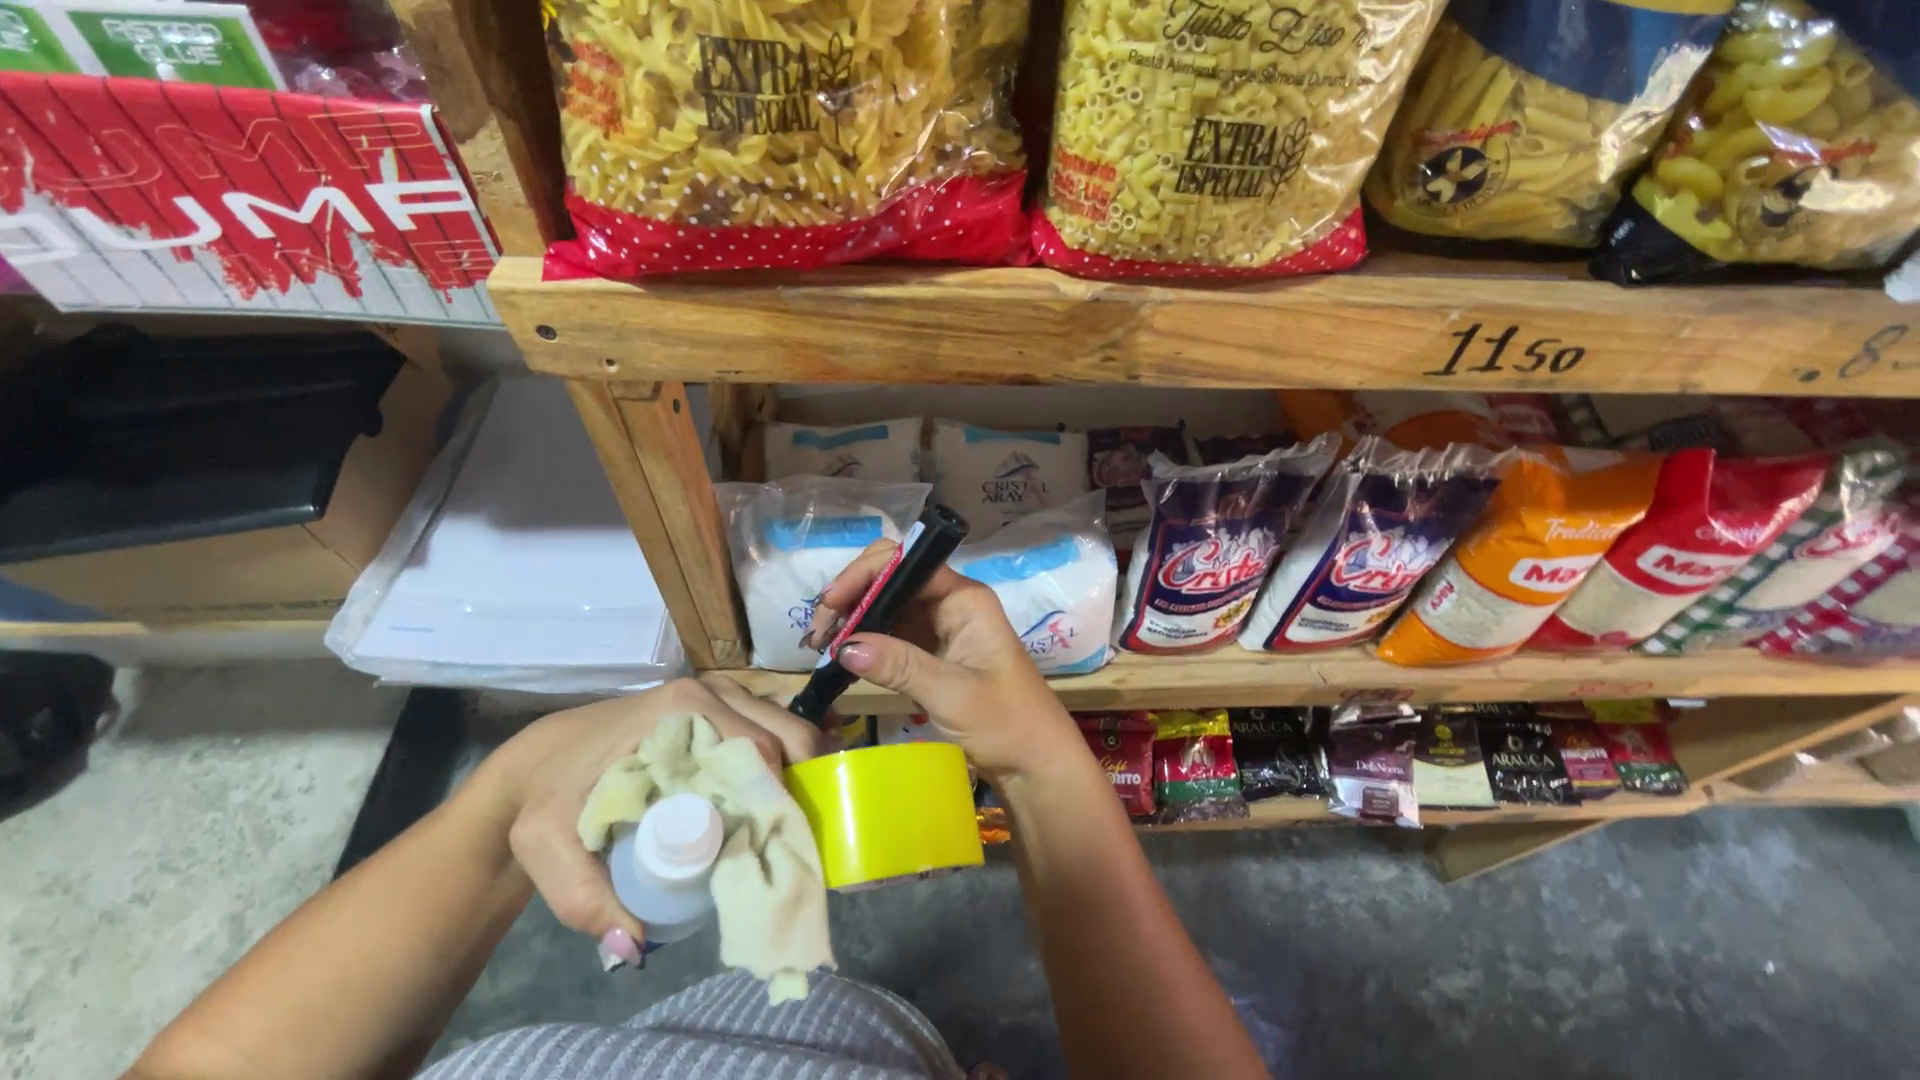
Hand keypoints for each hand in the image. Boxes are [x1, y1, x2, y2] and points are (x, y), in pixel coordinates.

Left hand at [474, 676, 824, 967]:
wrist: (535, 764)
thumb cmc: (547, 797)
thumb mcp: (550, 847)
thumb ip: (582, 898)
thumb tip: (634, 948)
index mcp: (683, 711)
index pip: (761, 750)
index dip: (778, 797)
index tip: (776, 846)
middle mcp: (710, 691)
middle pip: (787, 734)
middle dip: (800, 785)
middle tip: (786, 840)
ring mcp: (718, 692)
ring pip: (786, 729)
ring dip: (796, 773)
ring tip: (782, 825)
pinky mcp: (719, 704)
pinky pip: (771, 728)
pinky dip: (784, 762)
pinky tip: (775, 800)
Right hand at [805, 539, 1086, 782]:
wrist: (1033, 764)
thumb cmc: (1006, 723)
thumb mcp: (951, 693)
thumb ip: (898, 665)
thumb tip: (844, 646)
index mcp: (964, 598)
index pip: (906, 563)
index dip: (865, 575)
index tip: (831, 603)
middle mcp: (950, 603)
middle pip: (890, 580)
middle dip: (850, 597)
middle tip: (817, 633)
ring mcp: (938, 628)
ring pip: (884, 607)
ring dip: (851, 620)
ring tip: (818, 646)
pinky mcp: (929, 653)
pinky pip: (889, 635)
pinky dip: (862, 643)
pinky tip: (838, 658)